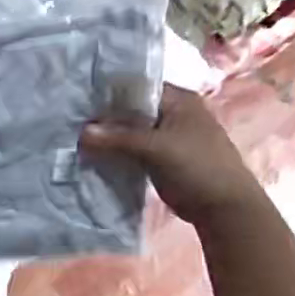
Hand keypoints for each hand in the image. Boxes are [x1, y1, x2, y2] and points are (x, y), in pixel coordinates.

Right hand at [80, 85, 266, 227]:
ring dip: (109, 139)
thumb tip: (82, 132)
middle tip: (72, 122)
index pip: (137, 87)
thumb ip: (119, 138)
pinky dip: (117, 155)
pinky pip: (133, 152)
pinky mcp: (160, 160)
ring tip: (76, 139)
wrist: (222, 208)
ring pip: (131, 133)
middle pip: (132, 111)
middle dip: (106, 118)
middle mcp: (172, 113)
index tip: (79, 100)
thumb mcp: (157, 148)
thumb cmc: (197, 167)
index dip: (110, 93)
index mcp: (178, 99)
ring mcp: (166, 138)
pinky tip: (93, 157)